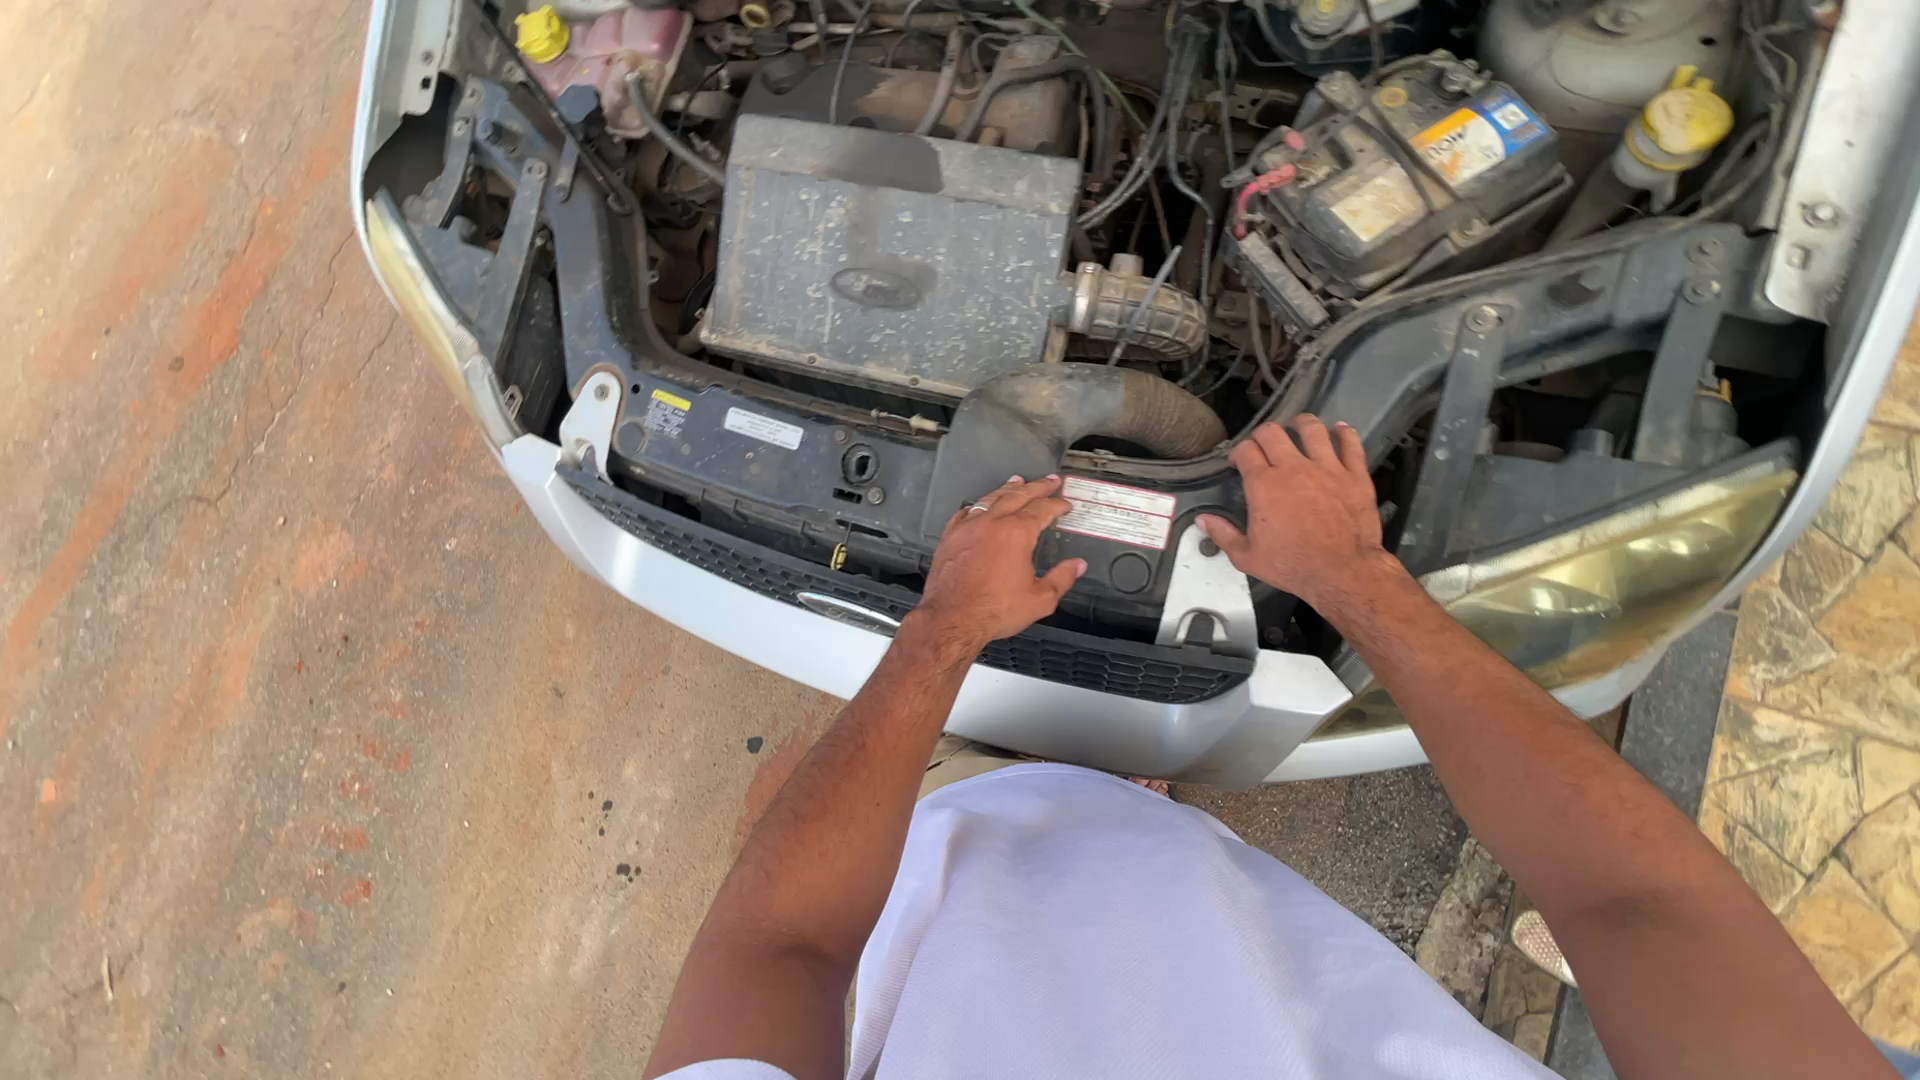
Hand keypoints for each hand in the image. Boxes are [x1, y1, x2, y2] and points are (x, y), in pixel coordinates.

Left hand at [913, 475, 1086, 648]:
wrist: (952, 619)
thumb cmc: (993, 610)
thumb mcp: (1039, 599)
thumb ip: (1062, 579)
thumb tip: (1077, 566)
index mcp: (1017, 533)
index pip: (1043, 509)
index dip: (1057, 505)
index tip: (1065, 504)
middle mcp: (992, 523)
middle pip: (1018, 495)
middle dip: (1037, 486)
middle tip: (1049, 480)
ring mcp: (968, 527)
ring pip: (990, 499)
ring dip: (1007, 488)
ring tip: (1017, 481)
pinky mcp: (950, 537)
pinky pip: (965, 512)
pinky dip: (977, 505)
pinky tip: (980, 505)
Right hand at [1197, 415, 1399, 606]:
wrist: (1341, 572)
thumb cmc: (1292, 565)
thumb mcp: (1246, 556)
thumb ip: (1223, 534)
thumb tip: (1202, 520)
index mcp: (1263, 485)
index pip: (1245, 451)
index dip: (1238, 452)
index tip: (1238, 461)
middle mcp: (1293, 468)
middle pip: (1272, 433)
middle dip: (1262, 434)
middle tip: (1262, 444)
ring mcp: (1326, 468)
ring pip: (1312, 429)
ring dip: (1301, 423)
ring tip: (1298, 426)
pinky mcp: (1354, 475)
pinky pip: (1350, 444)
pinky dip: (1345, 433)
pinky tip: (1340, 430)